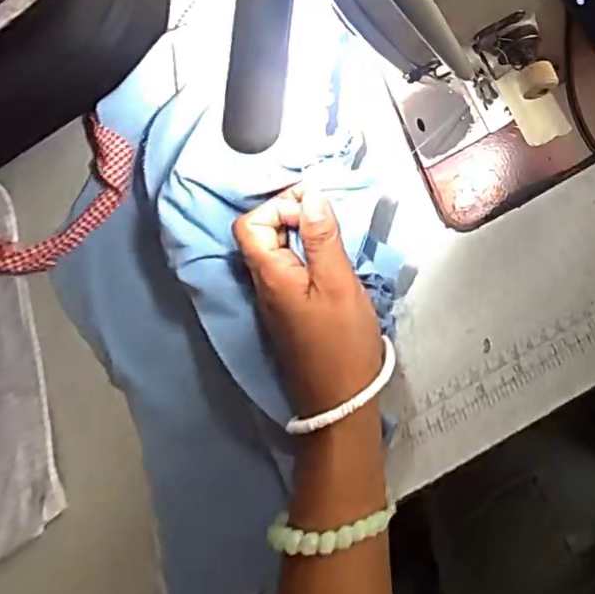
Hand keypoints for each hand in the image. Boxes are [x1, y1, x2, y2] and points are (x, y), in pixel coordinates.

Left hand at [234, 187, 384, 419]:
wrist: (342, 398)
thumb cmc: (342, 340)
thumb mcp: (338, 283)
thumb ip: (323, 238)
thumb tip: (311, 195)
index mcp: (270, 276)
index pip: (252, 224)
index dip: (280, 204)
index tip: (318, 203)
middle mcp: (265, 284)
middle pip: (262, 233)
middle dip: (292, 210)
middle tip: (329, 208)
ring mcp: (277, 298)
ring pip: (277, 248)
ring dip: (302, 228)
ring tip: (335, 225)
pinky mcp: (292, 307)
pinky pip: (291, 264)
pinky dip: (308, 248)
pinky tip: (333, 252)